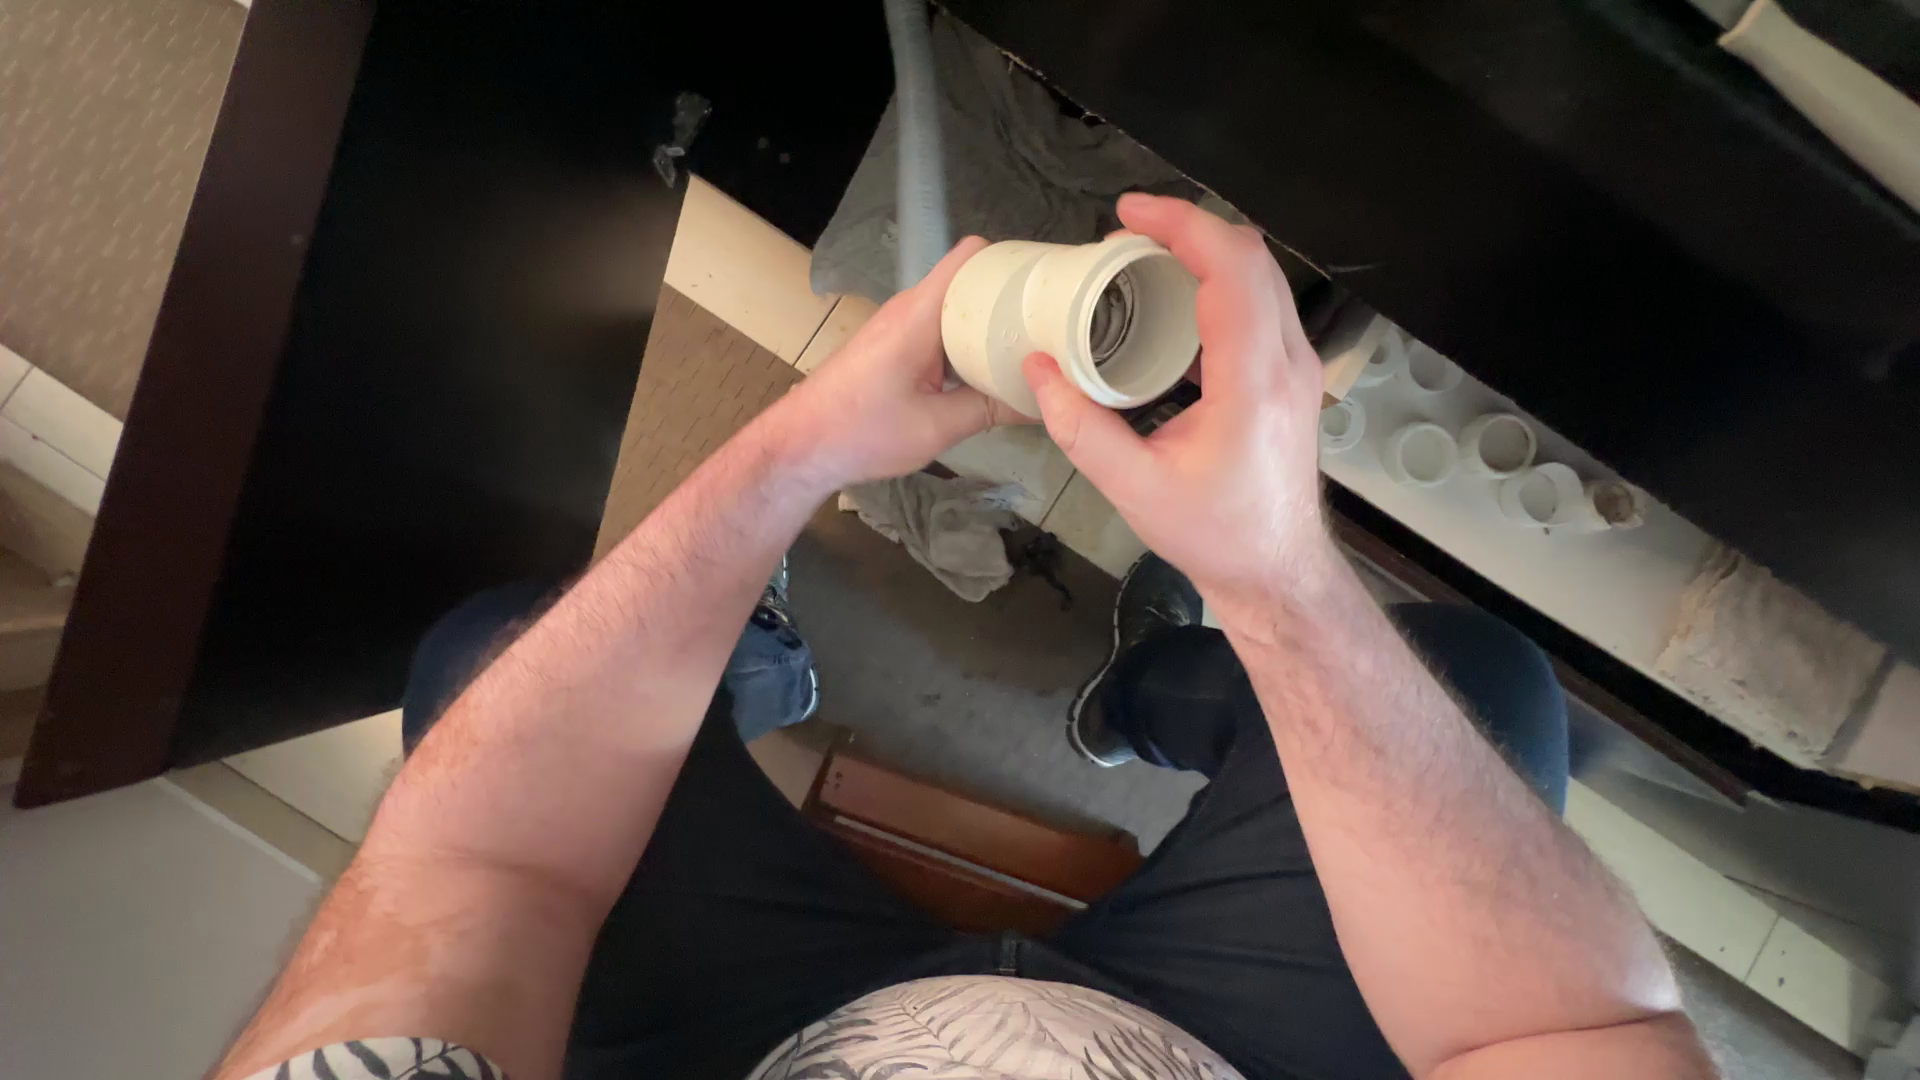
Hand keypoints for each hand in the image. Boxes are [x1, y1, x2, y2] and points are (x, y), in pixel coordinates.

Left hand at [777, 236, 1024, 489]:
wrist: (801, 447)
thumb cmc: (862, 432)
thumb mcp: (937, 428)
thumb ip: (991, 409)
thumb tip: (1042, 402)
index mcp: (921, 314)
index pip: (971, 256)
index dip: (1011, 262)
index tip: (1046, 287)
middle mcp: (910, 309)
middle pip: (969, 283)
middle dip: (1009, 300)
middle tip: (1048, 326)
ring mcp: (899, 327)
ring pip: (955, 311)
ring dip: (987, 327)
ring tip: (1027, 349)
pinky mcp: (893, 347)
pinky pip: (940, 332)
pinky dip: (965, 345)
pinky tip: (986, 372)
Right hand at [1022, 194, 1335, 616]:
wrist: (1275, 570)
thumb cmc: (1212, 534)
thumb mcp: (1133, 488)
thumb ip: (1080, 428)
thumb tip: (1037, 369)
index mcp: (1254, 382)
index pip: (1231, 270)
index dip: (1181, 225)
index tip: (1126, 213)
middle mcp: (1288, 362)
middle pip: (1252, 258)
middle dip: (1187, 230)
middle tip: (1123, 238)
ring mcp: (1297, 367)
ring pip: (1261, 278)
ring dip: (1202, 255)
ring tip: (1141, 263)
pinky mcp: (1290, 378)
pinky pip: (1258, 306)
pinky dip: (1215, 286)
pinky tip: (1171, 306)